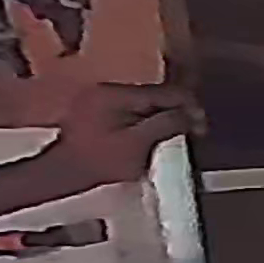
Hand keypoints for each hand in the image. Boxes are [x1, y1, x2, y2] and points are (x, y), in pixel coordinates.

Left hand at [40, 82, 203, 190]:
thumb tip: (195, 114)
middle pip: (162, 96)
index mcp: (116, 95)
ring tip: (173, 136)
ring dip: (168, 118)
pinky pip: (141, 108)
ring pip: (154, 102)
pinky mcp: (103, 106)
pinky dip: (153, 119)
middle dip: (179, 114)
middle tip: (190, 134)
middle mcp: (108, 89)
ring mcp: (103, 97)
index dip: (192, 110)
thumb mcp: (141, 142)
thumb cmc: (102, 160)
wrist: (63, 172)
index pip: (170, 93)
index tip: (199, 131)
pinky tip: (155, 133)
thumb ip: (170, 122)